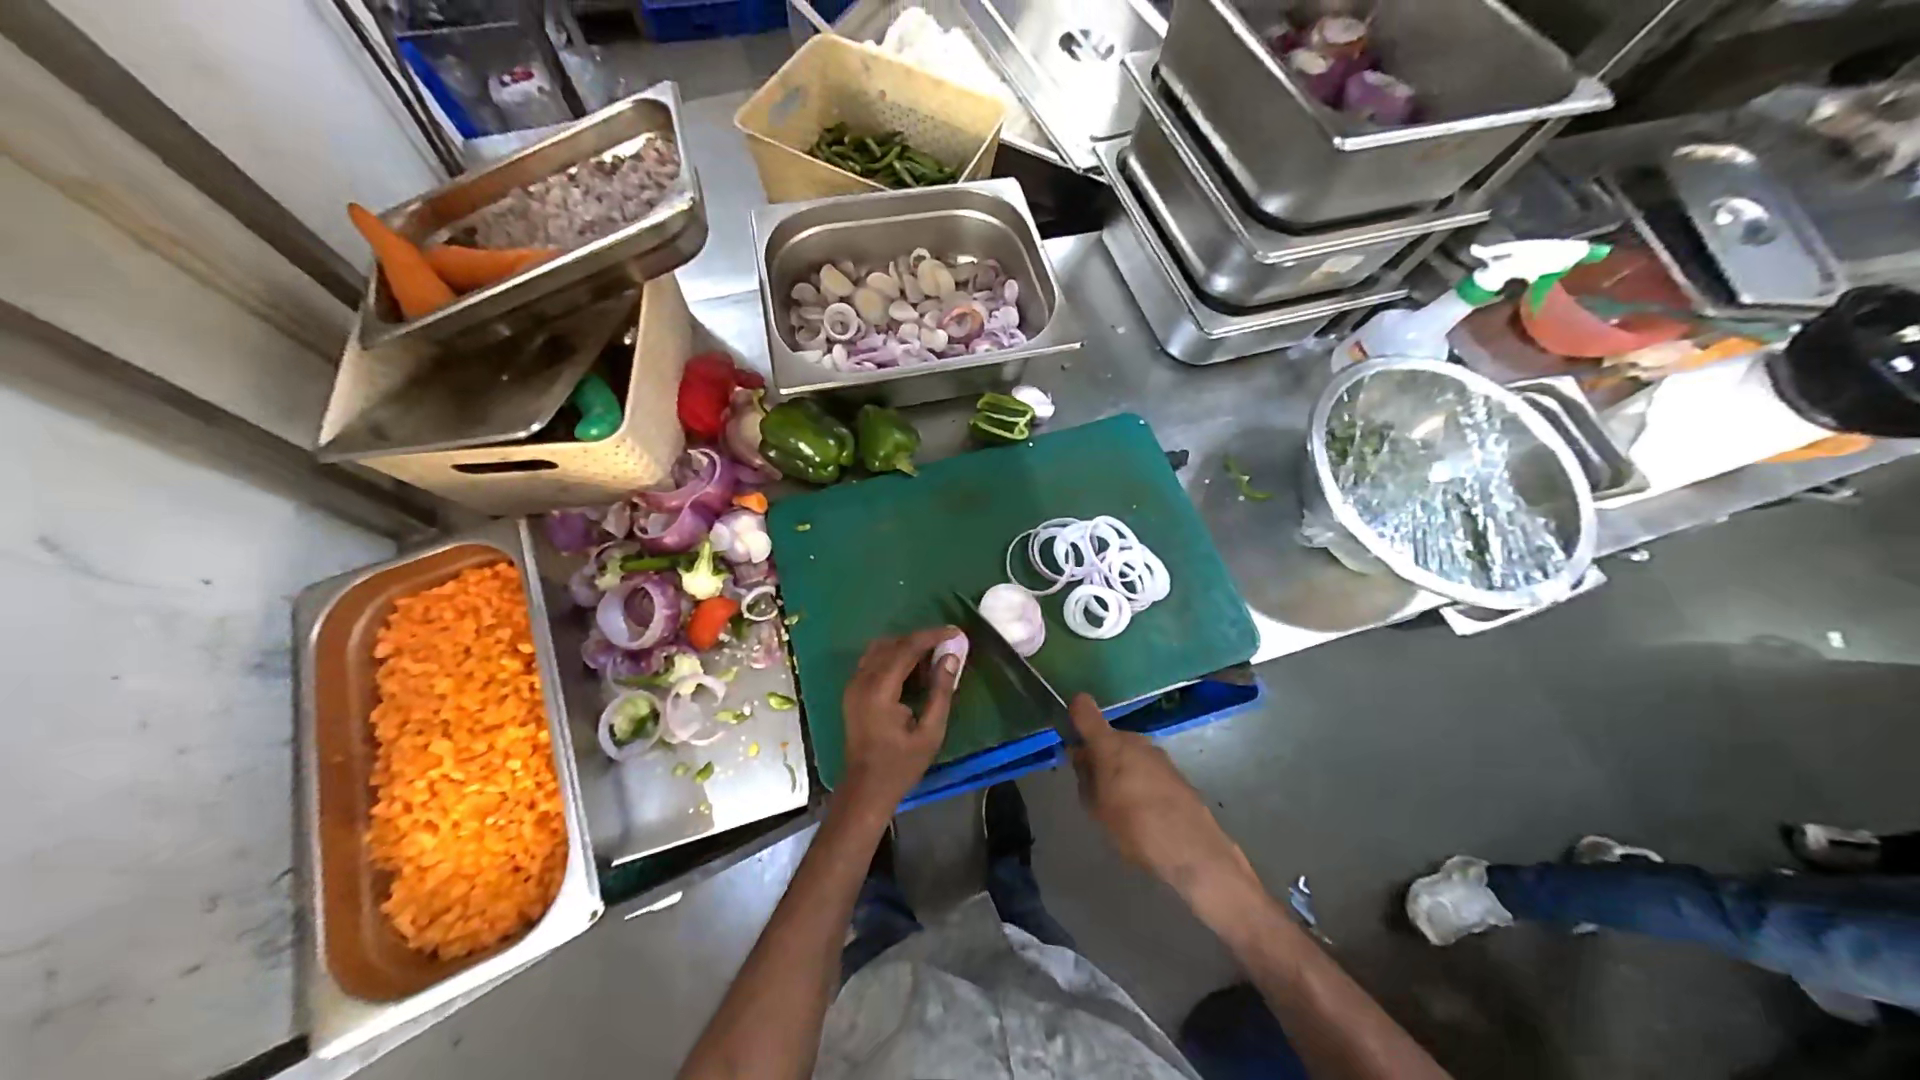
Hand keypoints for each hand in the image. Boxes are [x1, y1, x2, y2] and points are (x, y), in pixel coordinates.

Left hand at [838, 627, 962, 816]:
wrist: (866, 788)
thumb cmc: (901, 765)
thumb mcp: (930, 732)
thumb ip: (940, 691)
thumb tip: (951, 657)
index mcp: (879, 690)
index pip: (906, 648)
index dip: (932, 636)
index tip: (955, 632)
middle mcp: (861, 680)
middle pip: (892, 644)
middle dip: (921, 639)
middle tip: (948, 645)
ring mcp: (854, 684)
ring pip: (881, 649)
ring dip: (907, 647)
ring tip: (933, 658)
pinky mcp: (853, 691)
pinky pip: (874, 661)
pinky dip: (894, 657)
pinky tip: (914, 670)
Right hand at [1068, 694, 1257, 901]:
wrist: (1191, 848)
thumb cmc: (1133, 827)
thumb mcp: (1095, 807)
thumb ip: (1084, 776)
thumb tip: (1081, 756)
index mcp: (1109, 744)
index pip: (1084, 709)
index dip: (1074, 713)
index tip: (1070, 732)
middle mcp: (1134, 740)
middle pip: (1108, 736)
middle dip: (1099, 753)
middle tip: (1094, 784)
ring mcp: (1157, 753)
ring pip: (1128, 751)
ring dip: (1120, 766)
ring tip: (1120, 801)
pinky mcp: (1174, 770)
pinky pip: (1146, 766)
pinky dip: (1139, 777)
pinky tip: (1143, 807)